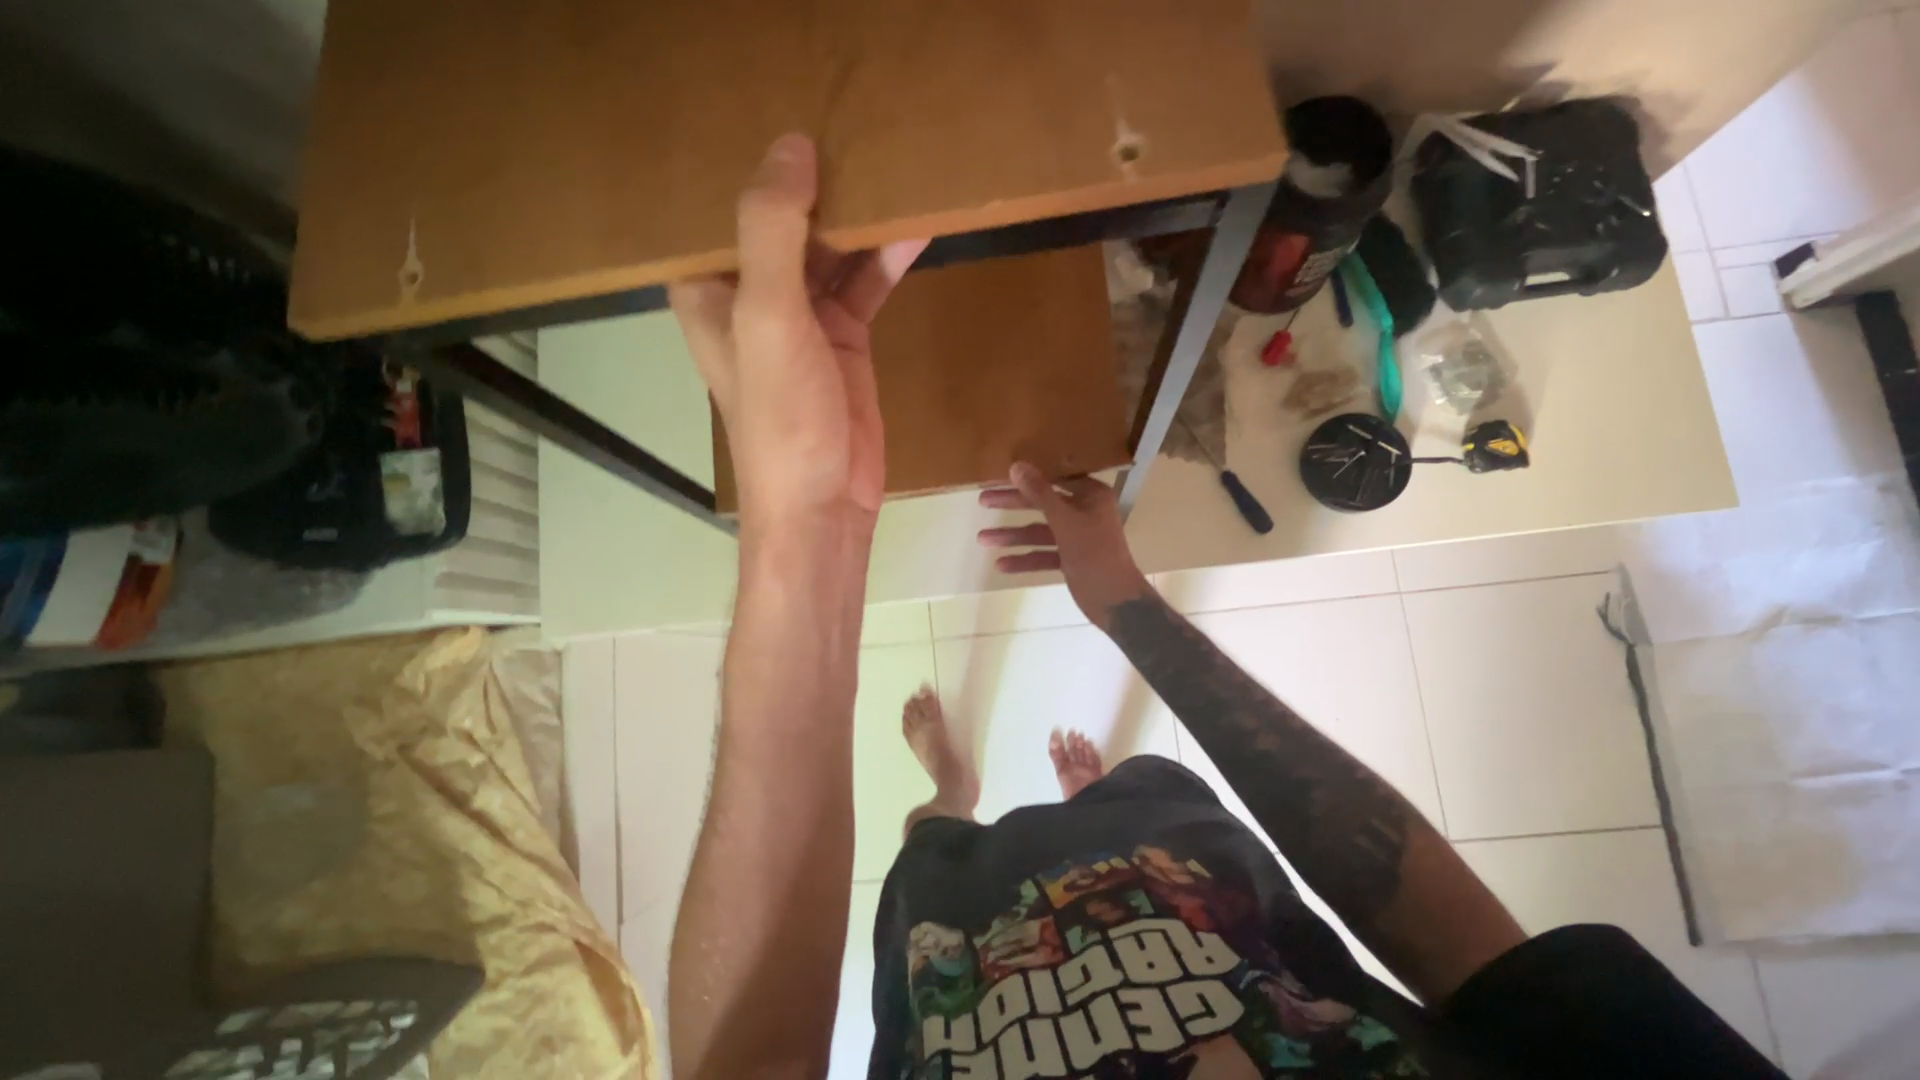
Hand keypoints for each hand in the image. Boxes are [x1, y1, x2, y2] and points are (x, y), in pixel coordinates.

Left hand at [669, 133, 926, 526]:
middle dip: (818, 182)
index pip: (723, 206)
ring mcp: (802, 318)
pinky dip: (888, 258)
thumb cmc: (783, 417)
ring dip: (859, 217)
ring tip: (895, 165)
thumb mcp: (769, 318)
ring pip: (830, 249)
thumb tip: (794, 146)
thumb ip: (774, 231)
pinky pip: (865, 283)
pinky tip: (918, 227)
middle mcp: (751, 295)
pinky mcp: (845, 339)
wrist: (823, 504)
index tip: (795, 115)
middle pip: (784, 220)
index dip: (753, 164)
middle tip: (859, 126)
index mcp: (709, 286)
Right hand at [977, 463, 1151, 625]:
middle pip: (1042, 504)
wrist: (1115, 601)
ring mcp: (1077, 537)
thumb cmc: (1094, 554)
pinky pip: (1043, 554)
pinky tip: (1001, 564)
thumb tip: (1017, 465)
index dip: (1028, 476)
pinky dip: (1024, 559)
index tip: (1001, 474)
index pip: (1055, 478)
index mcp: (1091, 496)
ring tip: (981, 539)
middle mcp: (1085, 512)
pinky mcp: (1071, 559)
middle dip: (1012, 505)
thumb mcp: (1065, 521)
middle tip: (983, 500)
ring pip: (1039, 531)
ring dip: (1012, 536)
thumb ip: (1040, 493)